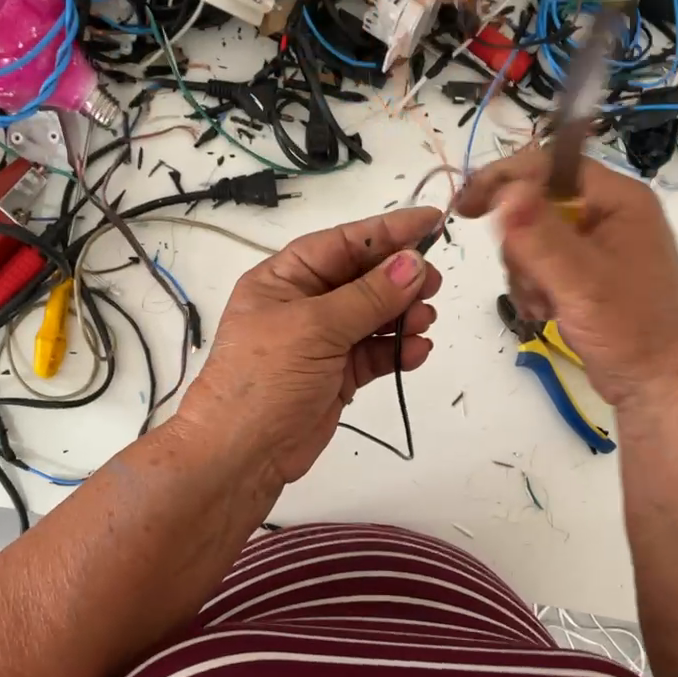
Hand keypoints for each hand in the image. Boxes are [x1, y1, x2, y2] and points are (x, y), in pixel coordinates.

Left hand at [174, 207, 442, 485]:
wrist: (243, 453)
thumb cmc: (264, 380)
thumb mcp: (315, 328)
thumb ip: (368, 296)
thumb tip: (413, 264)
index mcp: (285, 279)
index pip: (343, 243)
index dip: (387, 232)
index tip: (432, 222)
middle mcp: (304, 305)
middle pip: (363, 279)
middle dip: (400, 279)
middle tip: (434, 284)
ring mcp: (322, 343)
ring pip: (374, 317)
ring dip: (403, 316)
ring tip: (425, 320)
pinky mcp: (338, 376)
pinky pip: (375, 354)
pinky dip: (398, 351)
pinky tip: (417, 351)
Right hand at [454, 149, 677, 408]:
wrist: (660, 385)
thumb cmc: (632, 330)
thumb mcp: (582, 281)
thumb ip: (540, 236)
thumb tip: (505, 191)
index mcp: (617, 199)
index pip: (549, 167)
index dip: (504, 181)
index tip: (465, 209)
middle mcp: (606, 215)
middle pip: (534, 206)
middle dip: (520, 246)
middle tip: (531, 281)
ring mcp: (595, 249)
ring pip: (532, 242)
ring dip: (525, 275)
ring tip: (545, 305)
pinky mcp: (585, 279)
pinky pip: (541, 270)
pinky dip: (533, 291)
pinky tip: (546, 313)